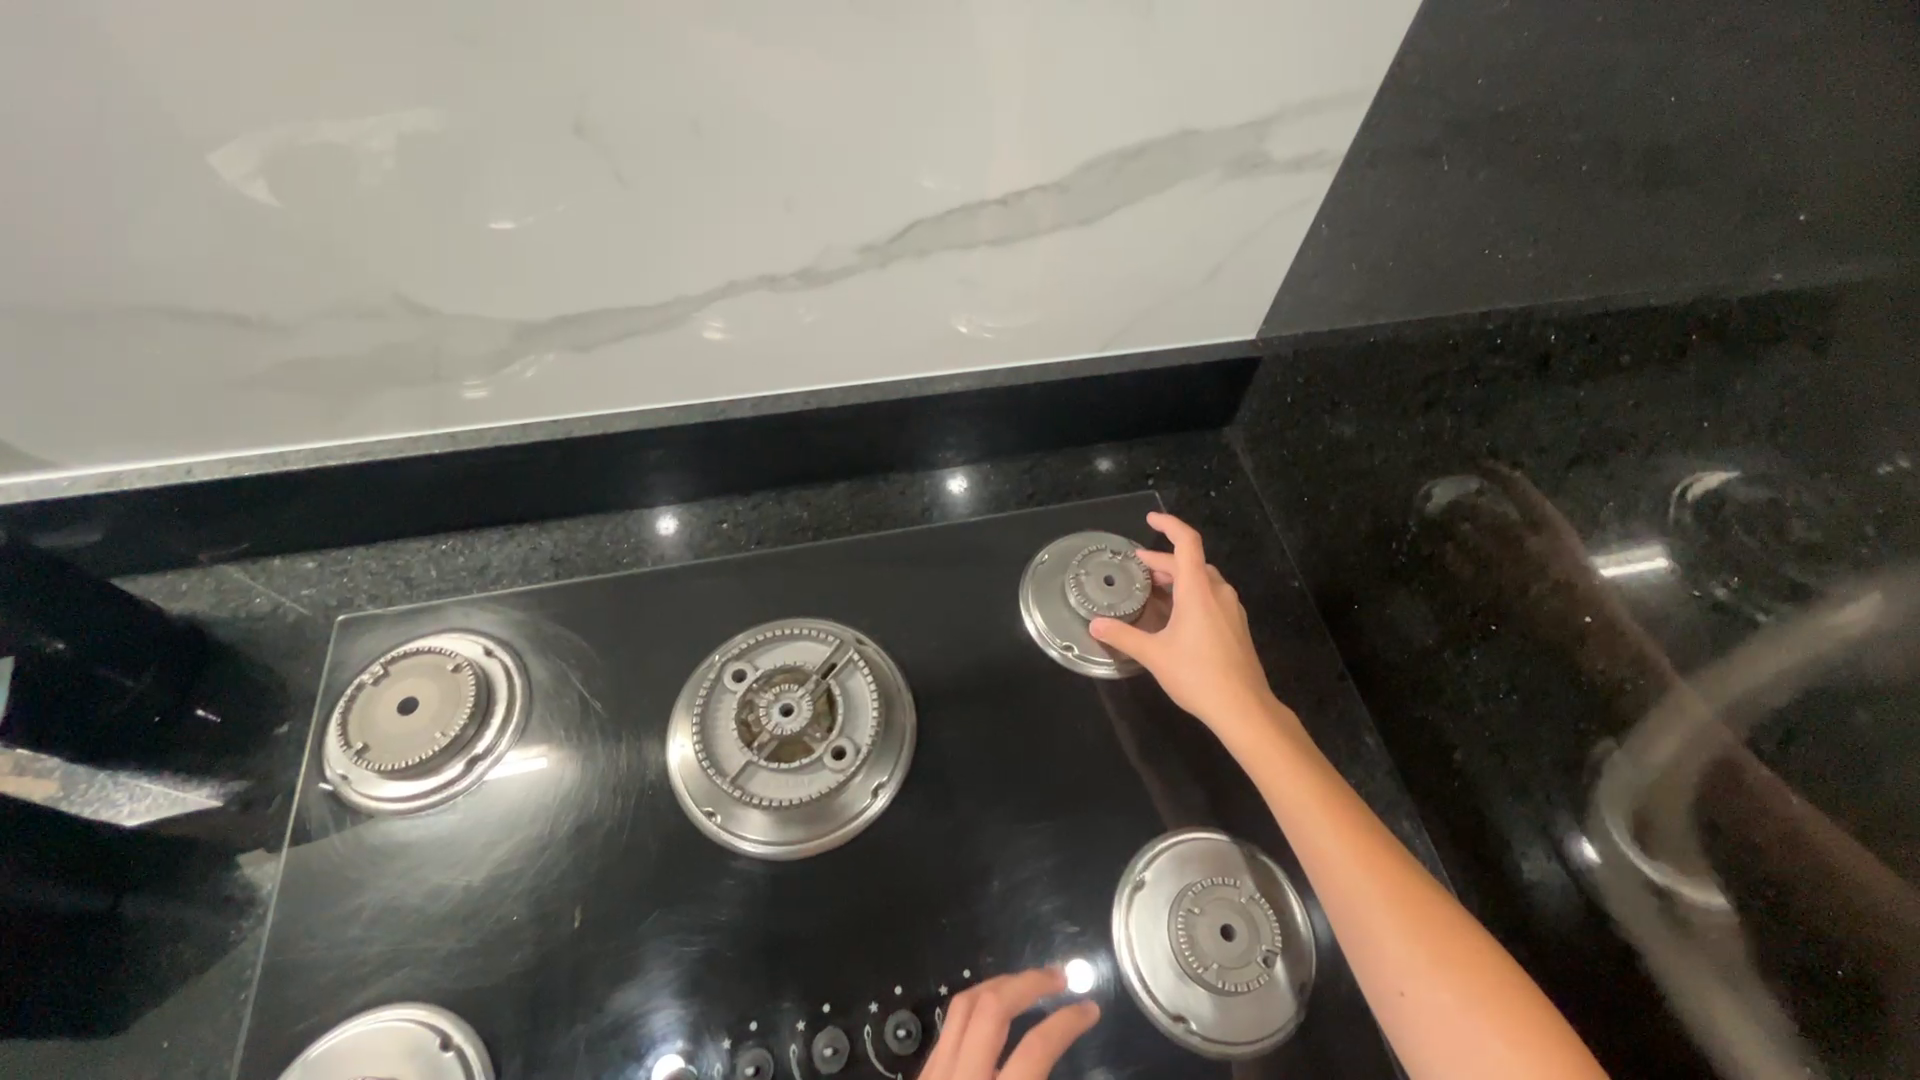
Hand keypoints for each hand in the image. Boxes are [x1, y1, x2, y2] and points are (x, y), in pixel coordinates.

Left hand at [920, 969, 1098, 1079]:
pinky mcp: (922, 1073)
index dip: (1067, 1022)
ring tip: (1029, 983)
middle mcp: (960, 1076)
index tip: (1089, 1008)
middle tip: (1060, 977)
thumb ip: (1039, 1076)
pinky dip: (976, 1004)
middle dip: (1030, 983)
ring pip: (964, 1004)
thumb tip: (1058, 1043)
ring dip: (1000, 985)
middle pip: (992, 1008)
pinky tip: (993, 1008)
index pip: (1036, 1048)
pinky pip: (949, 1023)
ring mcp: (935, 1071)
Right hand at [1089, 513, 1292, 739]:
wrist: (1243, 707)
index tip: (1151, 519)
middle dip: (1164, 559)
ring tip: (1154, 587)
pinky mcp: (1235, 625)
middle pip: (1192, 561)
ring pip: (1203, 579)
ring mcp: (1231, 609)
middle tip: (1138, 566)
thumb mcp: (1154, 655)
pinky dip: (1191, 592)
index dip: (1169, 525)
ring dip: (1179, 576)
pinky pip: (1211, 595)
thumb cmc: (1197, 676)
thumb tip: (1095, 626)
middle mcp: (1218, 592)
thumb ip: (1123, 636)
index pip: (1186, 542)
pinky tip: (1176, 613)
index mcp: (1198, 590)